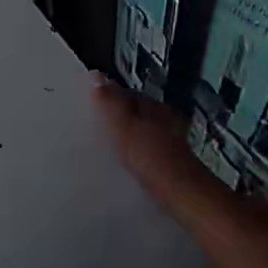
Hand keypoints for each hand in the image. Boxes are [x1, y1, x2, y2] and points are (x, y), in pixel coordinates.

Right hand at [89, 74, 212, 220]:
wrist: (179, 191)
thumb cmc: (149, 156)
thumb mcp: (123, 126)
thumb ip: (110, 103)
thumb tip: (96, 76)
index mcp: (153, 106)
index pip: (128, 93)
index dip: (108, 96)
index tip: (88, 106)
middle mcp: (165, 118)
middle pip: (136, 110)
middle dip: (117, 115)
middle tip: (93, 124)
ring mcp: (170, 139)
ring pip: (142, 128)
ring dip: (125, 133)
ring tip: (104, 143)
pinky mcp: (169, 159)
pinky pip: (146, 147)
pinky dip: (133, 149)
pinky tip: (123, 160)